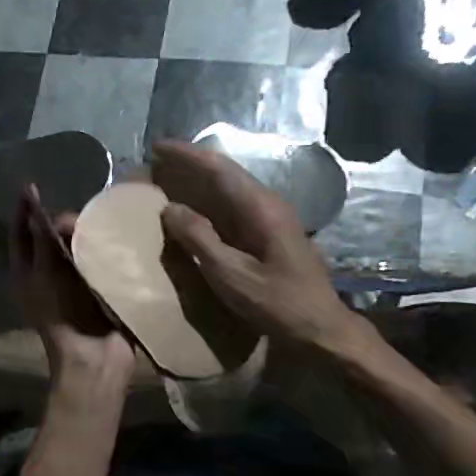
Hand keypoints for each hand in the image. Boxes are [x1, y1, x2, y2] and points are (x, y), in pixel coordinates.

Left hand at [11, 186, 136, 389]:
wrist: (93, 357)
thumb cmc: (61, 315)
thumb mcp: (45, 274)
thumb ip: (42, 239)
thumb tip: (35, 205)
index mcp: (28, 272)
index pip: (21, 233)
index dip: (24, 210)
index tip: (32, 185)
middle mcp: (48, 275)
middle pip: (51, 237)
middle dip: (60, 219)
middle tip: (77, 207)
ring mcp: (75, 282)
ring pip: (76, 247)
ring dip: (86, 231)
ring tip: (98, 213)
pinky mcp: (100, 289)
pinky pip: (100, 260)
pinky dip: (105, 247)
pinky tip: (117, 232)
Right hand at [152, 140, 365, 353]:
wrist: (321, 328)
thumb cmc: (278, 303)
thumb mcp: (232, 275)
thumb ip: (200, 239)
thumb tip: (170, 209)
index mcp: (260, 207)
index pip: (219, 169)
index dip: (186, 156)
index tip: (156, 147)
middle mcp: (267, 203)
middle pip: (224, 173)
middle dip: (188, 165)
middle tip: (154, 163)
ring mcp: (270, 218)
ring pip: (228, 188)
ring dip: (197, 181)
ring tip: (165, 179)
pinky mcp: (269, 233)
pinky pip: (232, 206)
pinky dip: (207, 202)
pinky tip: (191, 209)